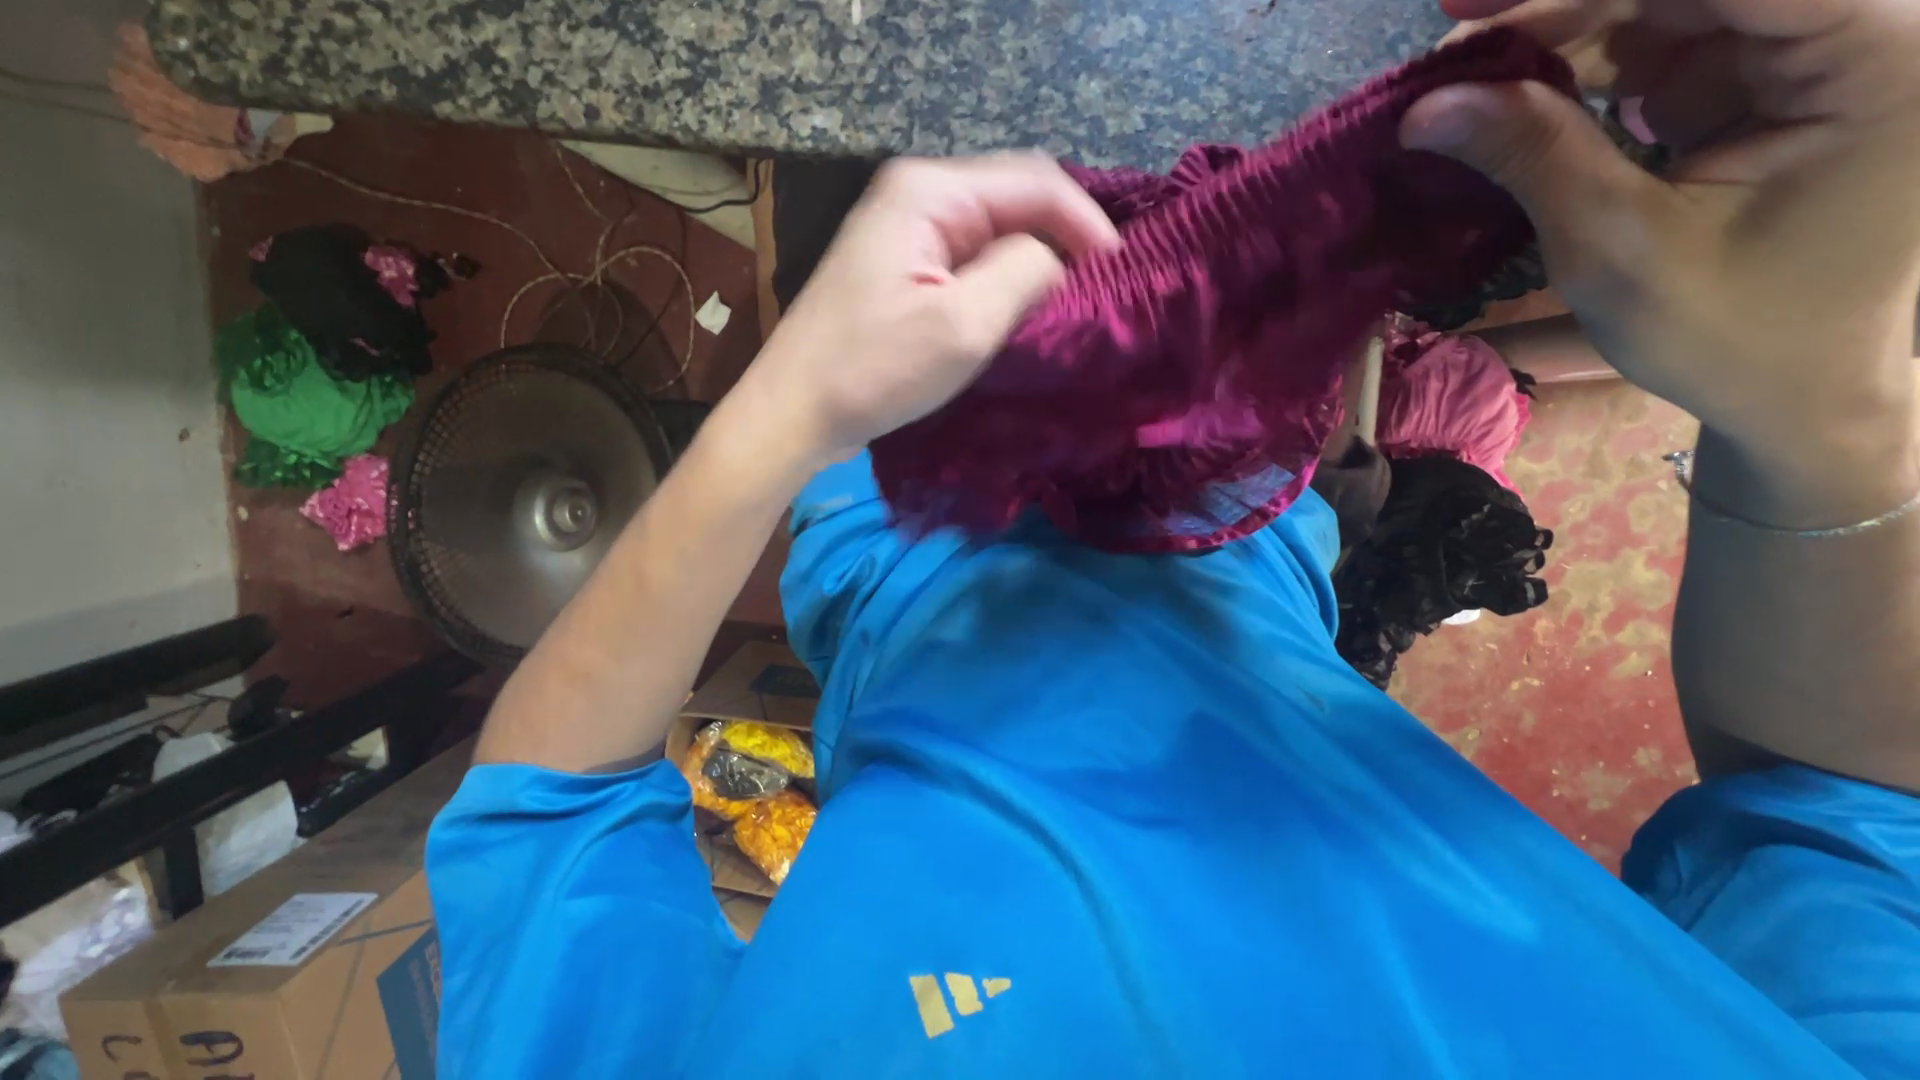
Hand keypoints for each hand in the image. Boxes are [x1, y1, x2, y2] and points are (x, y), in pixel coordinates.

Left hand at [747, 154, 1120, 462]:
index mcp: (931, 190)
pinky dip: (1004, 281)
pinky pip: (971, 259)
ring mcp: (907, 229)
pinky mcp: (903, 266)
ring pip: (997, 232)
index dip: (1088, 223)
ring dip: (1037, 263)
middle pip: (1017, 199)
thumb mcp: (962, 325)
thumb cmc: (871, 370)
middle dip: (1065, 240)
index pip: (1036, 182)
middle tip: (1104, 292)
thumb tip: (1060, 260)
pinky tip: (1026, 313)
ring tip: (1075, 304)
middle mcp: (919, 193)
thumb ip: (1025, 274)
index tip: (1123, 274)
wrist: (793, 412)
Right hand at [1403, 0, 1919, 519]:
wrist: (1796, 392)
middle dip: (1561, 7)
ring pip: (1666, 7)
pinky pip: (1661, 48)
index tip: (1462, 3)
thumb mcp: (1619, 248)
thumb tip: (1424, 107)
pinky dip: (1578, 70)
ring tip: (1462, 79)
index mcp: (1877, 53)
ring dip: (1558, 37)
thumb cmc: (1728, 335)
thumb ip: (1533, 156)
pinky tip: (1510, 96)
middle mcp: (1861, 30)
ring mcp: (1808, 54)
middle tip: (1449, 49)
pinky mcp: (1760, 84)